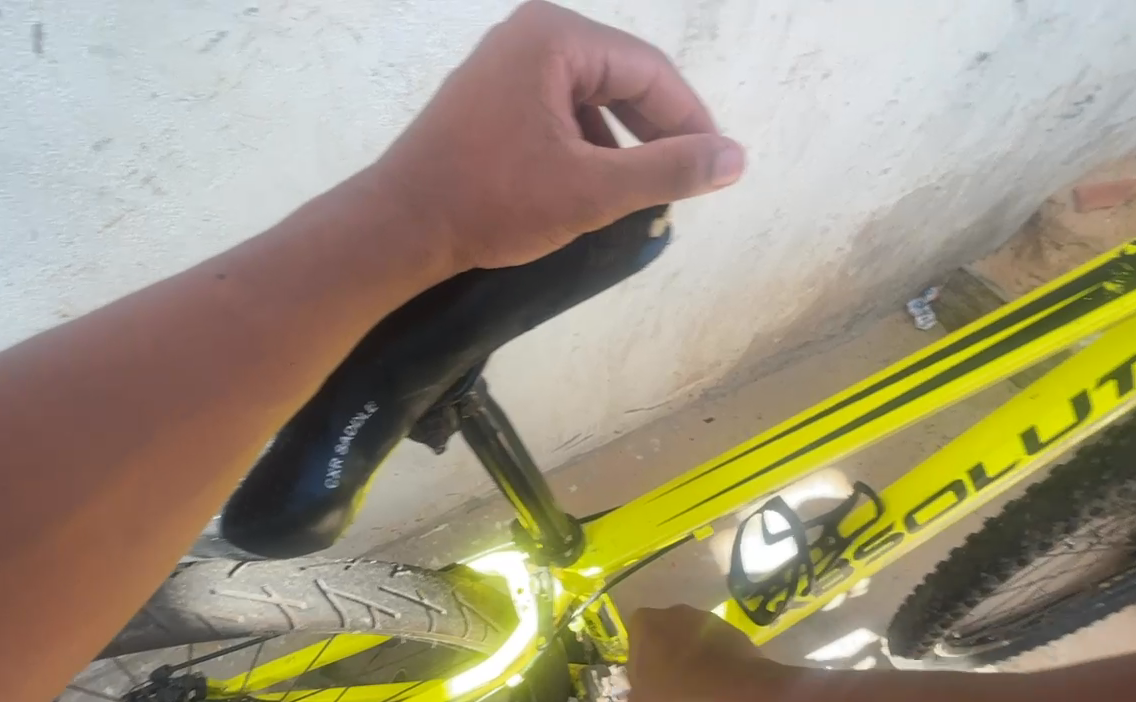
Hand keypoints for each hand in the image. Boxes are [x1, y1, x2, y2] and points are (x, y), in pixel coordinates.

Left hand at [369, 0, 745, 271]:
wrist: (400, 229)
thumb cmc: (493, 203)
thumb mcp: (590, 190)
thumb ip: (666, 172)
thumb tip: (735, 159)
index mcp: (556, 37)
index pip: (648, 71)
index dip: (690, 119)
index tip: (716, 163)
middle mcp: (528, 38)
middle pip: (617, 79)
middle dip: (652, 132)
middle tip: (684, 178)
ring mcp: (500, 69)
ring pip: (584, 102)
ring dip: (616, 146)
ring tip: (636, 192)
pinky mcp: (484, 104)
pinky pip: (551, 117)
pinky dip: (578, 150)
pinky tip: (586, 188)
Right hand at [625, 605, 781, 701]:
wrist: (740, 698)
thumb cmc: (680, 700)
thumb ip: (634, 696)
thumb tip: (641, 694)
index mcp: (646, 624)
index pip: (636, 639)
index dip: (642, 662)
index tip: (650, 684)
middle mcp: (675, 612)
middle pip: (666, 636)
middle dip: (668, 656)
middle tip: (674, 687)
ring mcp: (709, 619)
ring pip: (693, 641)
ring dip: (694, 659)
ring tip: (701, 690)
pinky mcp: (736, 632)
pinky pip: (718, 647)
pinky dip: (717, 663)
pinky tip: (721, 687)